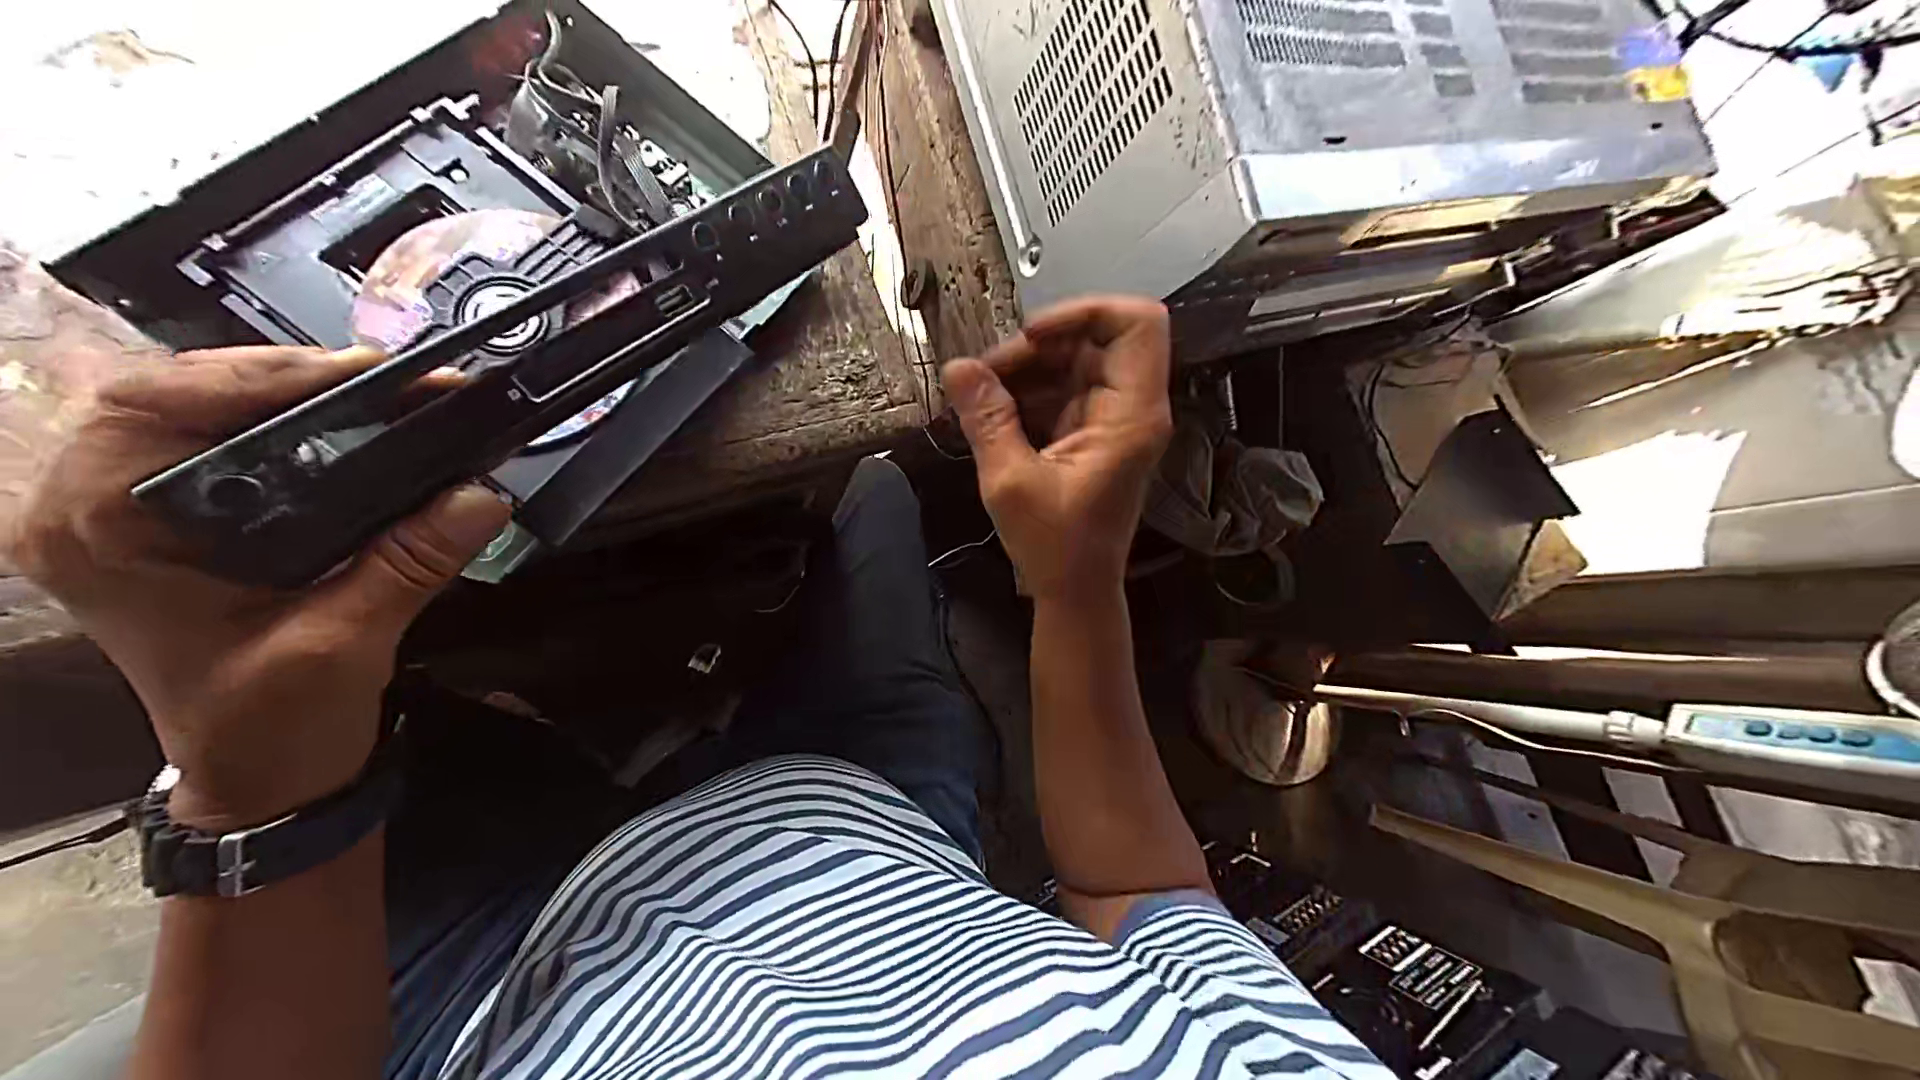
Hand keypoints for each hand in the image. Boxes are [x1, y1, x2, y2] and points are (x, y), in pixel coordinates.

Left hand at [7, 347, 511, 828]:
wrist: (268, 766)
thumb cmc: (276, 719)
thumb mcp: (346, 642)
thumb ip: (408, 564)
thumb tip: (483, 494)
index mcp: (99, 534)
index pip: (151, 409)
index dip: (258, 377)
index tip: (368, 377)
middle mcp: (99, 507)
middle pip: (178, 395)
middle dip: (289, 376)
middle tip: (395, 383)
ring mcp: (142, 512)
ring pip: (209, 413)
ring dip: (300, 395)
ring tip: (389, 396)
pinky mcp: (193, 522)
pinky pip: (239, 445)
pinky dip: (304, 425)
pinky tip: (361, 427)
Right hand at [940, 296, 1171, 602]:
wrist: (1075, 587)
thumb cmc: (1057, 546)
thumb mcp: (1010, 481)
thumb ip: (986, 418)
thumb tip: (958, 368)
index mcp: (1131, 416)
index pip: (1138, 323)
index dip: (1086, 312)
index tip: (1034, 337)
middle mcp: (1131, 409)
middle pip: (1096, 338)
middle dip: (1038, 347)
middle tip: (988, 373)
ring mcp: (1112, 419)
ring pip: (1075, 362)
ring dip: (1027, 370)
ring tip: (983, 394)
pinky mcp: (1092, 432)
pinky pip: (1063, 390)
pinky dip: (1029, 392)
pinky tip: (995, 412)